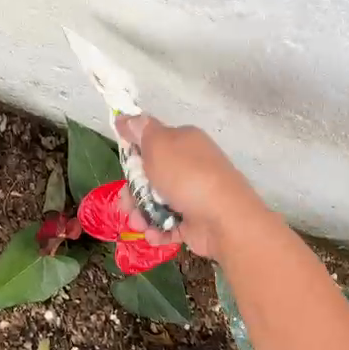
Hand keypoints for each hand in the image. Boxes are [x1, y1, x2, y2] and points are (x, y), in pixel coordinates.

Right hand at [115, 115, 264, 258]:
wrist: (224, 220)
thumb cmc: (187, 177)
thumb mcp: (158, 146)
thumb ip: (141, 131)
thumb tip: (125, 115)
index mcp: (183, 142)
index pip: (153, 143)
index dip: (135, 155)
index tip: (124, 167)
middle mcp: (189, 166)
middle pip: (151, 177)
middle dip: (133, 192)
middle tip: (125, 203)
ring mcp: (192, 195)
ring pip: (156, 203)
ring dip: (141, 215)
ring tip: (139, 224)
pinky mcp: (194, 222)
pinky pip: (168, 225)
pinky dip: (158, 231)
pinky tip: (153, 234)